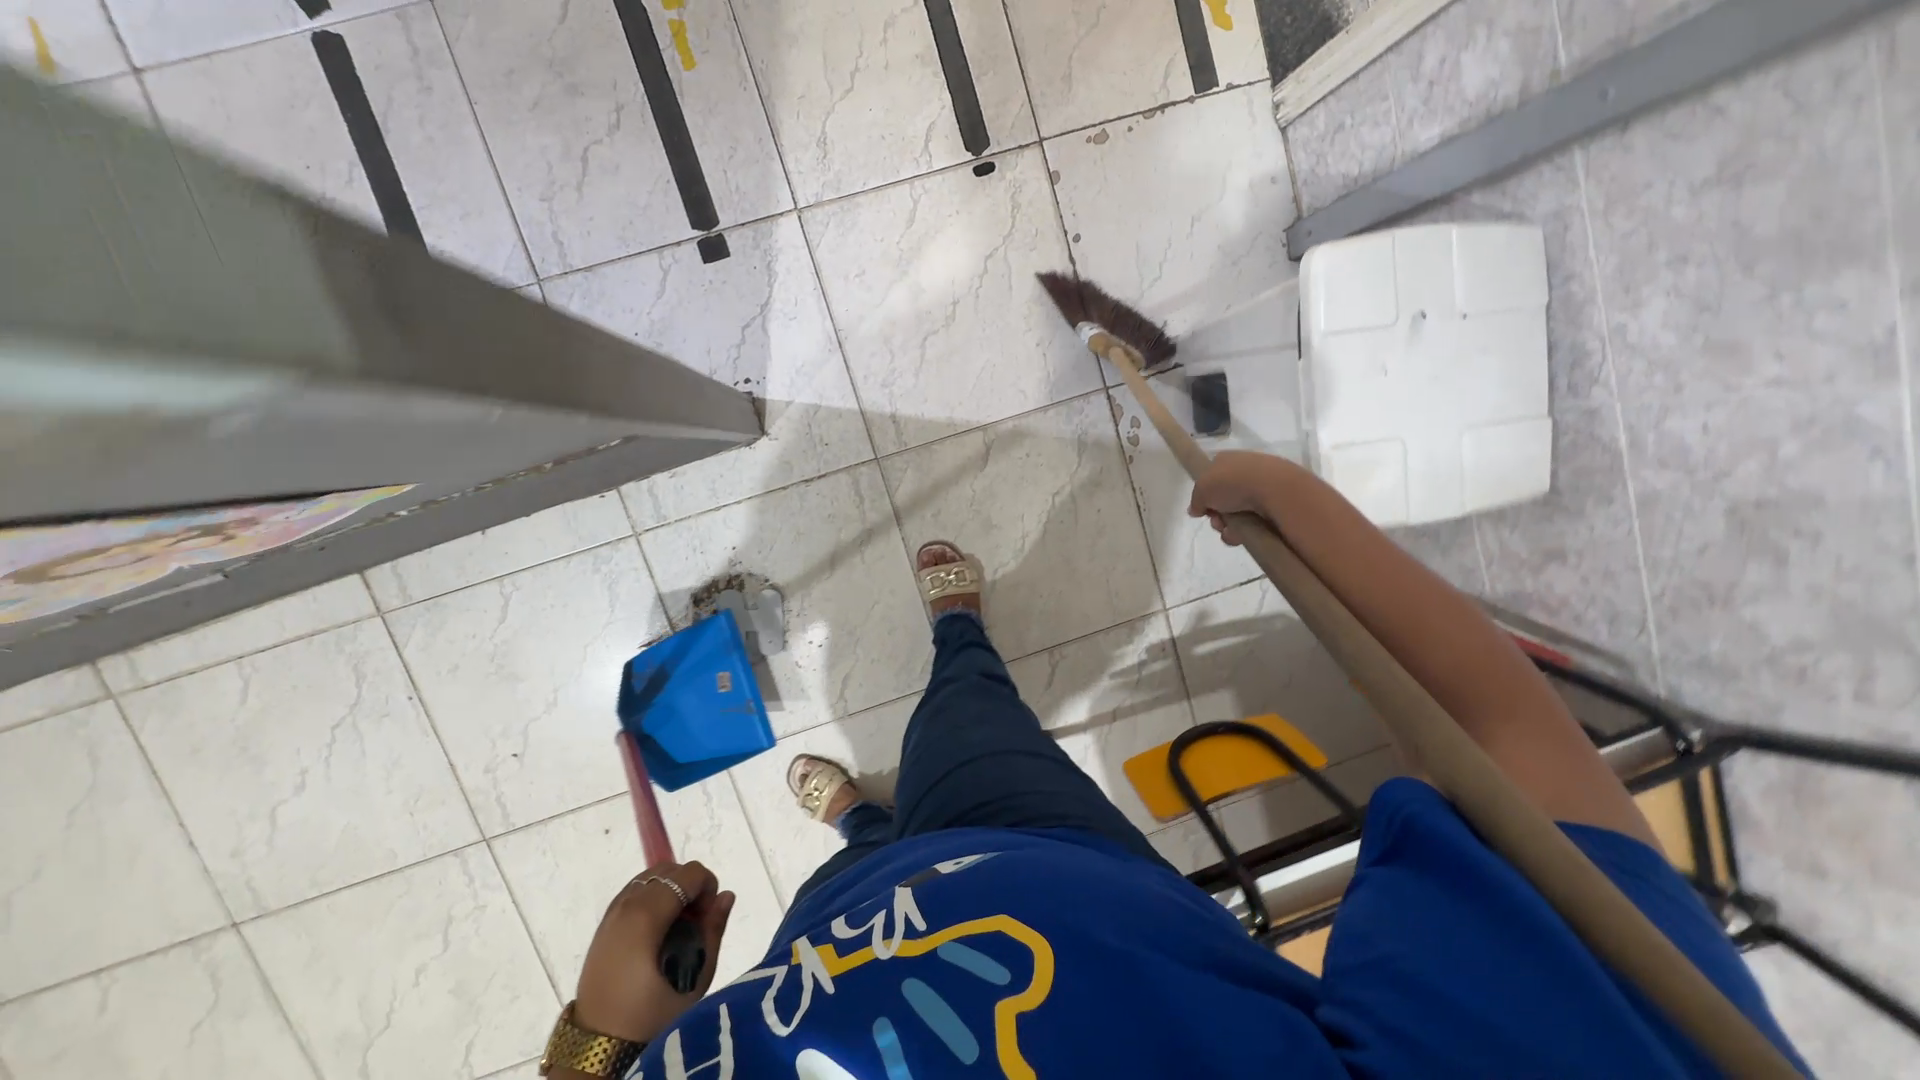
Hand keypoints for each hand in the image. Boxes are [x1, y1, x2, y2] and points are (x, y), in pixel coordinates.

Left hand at [572, 861, 734, 1045]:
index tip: (709, 918)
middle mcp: (624, 906)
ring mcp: (610, 916)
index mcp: (646, 915)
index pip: (688, 873)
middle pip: (667, 870)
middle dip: (689, 886)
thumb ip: (713, 931)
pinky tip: (659, 934)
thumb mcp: (694, 979)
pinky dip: (652, 900)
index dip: (707, 887)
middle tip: (696, 923)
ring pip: (648, 879)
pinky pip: (633, 895)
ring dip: (670, 892)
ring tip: (678, 929)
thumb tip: (726, 896)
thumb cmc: (651, 1018)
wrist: (598, 1049)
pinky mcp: (602, 928)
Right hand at [1187, 450, 1296, 546]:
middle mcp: (1244, 471)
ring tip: (1230, 531)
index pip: (1210, 475)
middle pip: (1222, 498)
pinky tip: (1242, 535)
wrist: (1276, 490)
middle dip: (1215, 514)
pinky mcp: (1274, 504)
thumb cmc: (1234, 482)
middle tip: (1217, 520)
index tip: (1203, 506)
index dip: (1204, 493)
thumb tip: (1194, 510)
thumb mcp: (1202, 488)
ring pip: (1236, 513)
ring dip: (1228, 526)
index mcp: (1227, 459)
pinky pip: (1253, 521)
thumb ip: (1195, 500)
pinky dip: (1244, 531)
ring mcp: (1261, 487)